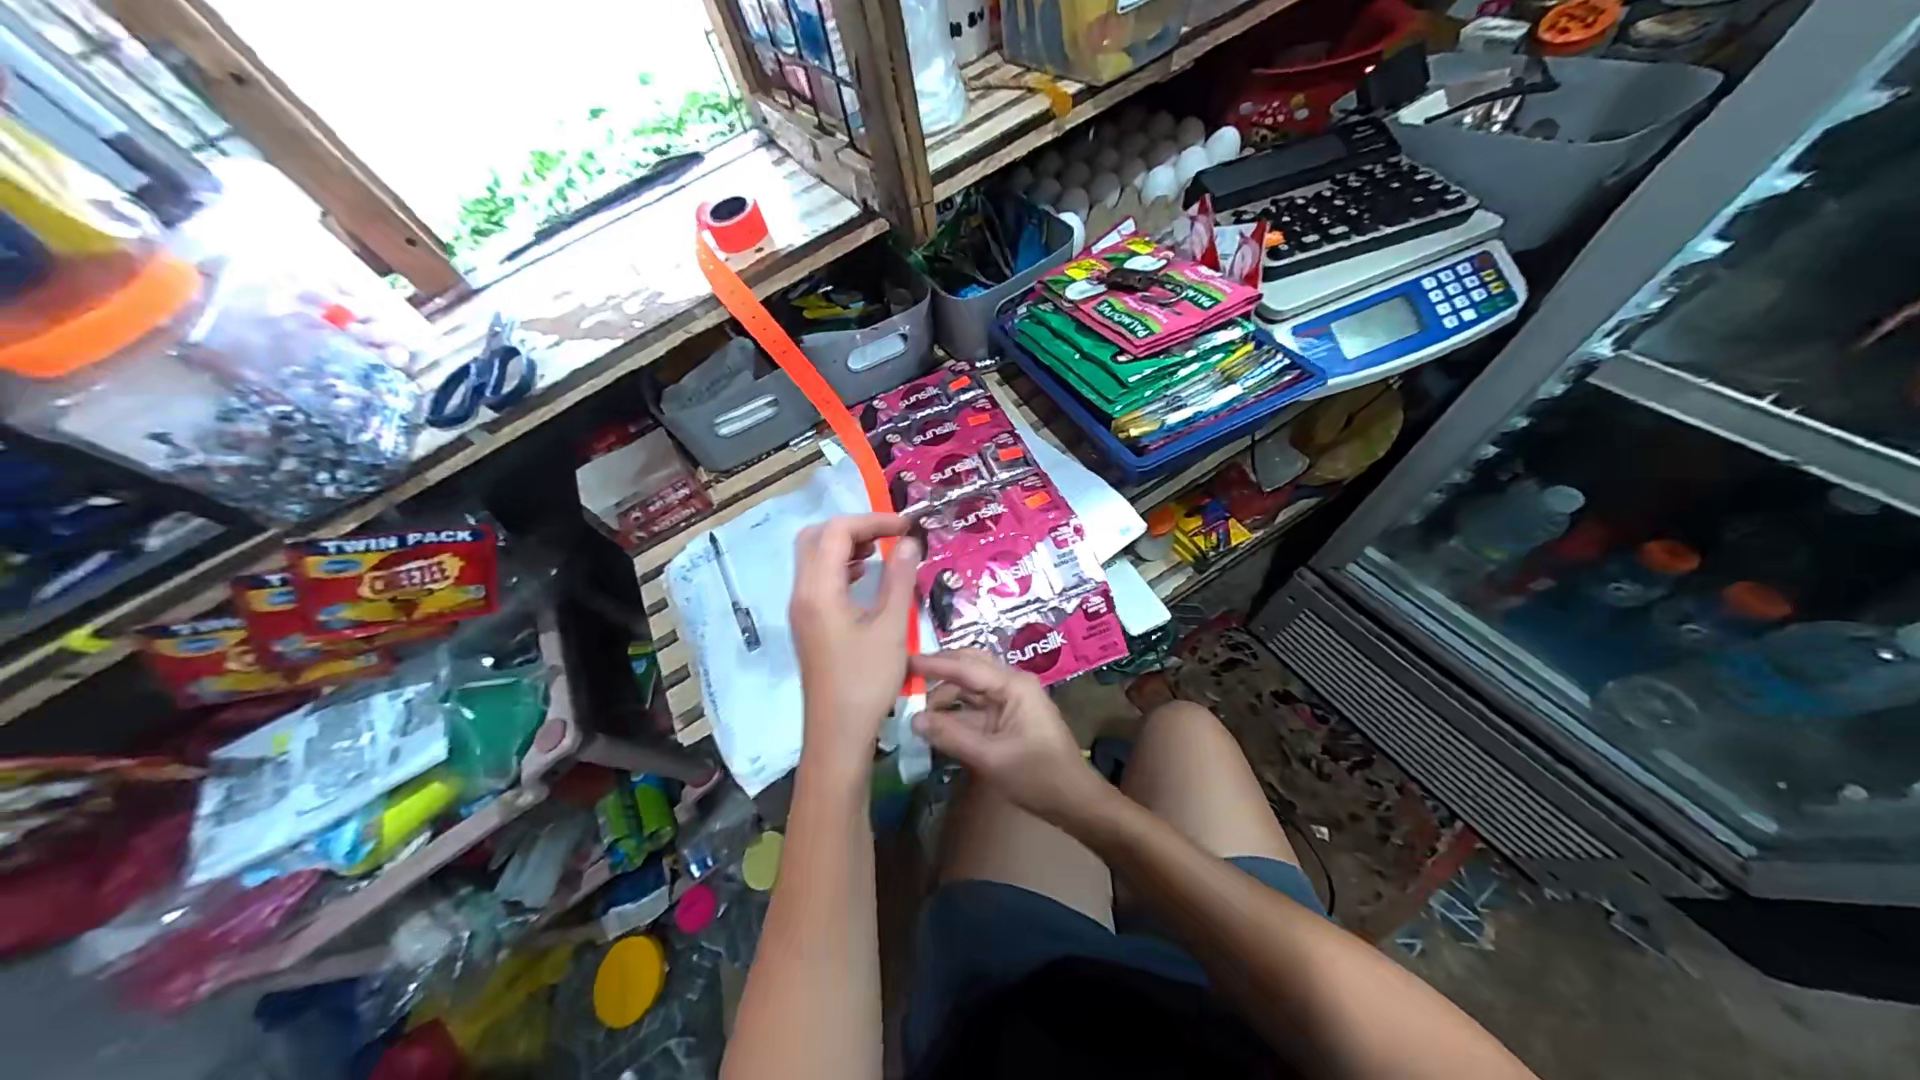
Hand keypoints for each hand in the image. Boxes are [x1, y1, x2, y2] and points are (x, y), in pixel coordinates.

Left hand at [789, 513, 921, 780]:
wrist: (837, 732)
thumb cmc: (866, 681)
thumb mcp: (891, 628)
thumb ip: (899, 579)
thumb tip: (908, 541)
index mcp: (819, 590)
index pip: (837, 531)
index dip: (873, 519)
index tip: (907, 527)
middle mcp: (802, 593)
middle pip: (815, 536)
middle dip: (853, 526)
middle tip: (888, 534)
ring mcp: (800, 609)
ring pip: (812, 556)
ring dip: (844, 544)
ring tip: (879, 551)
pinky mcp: (807, 623)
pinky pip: (816, 578)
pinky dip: (838, 566)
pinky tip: (863, 578)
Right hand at [909, 650, 1103, 820]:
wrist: (1074, 801)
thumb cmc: (1038, 776)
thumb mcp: (990, 758)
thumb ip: (950, 736)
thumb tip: (914, 719)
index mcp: (1014, 685)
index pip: (966, 666)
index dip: (934, 664)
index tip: (904, 661)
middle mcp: (1012, 685)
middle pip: (969, 668)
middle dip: (939, 673)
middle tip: (906, 680)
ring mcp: (1010, 702)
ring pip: (969, 689)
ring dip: (944, 697)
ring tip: (915, 710)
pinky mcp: (1007, 719)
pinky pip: (975, 708)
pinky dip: (955, 714)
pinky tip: (934, 725)